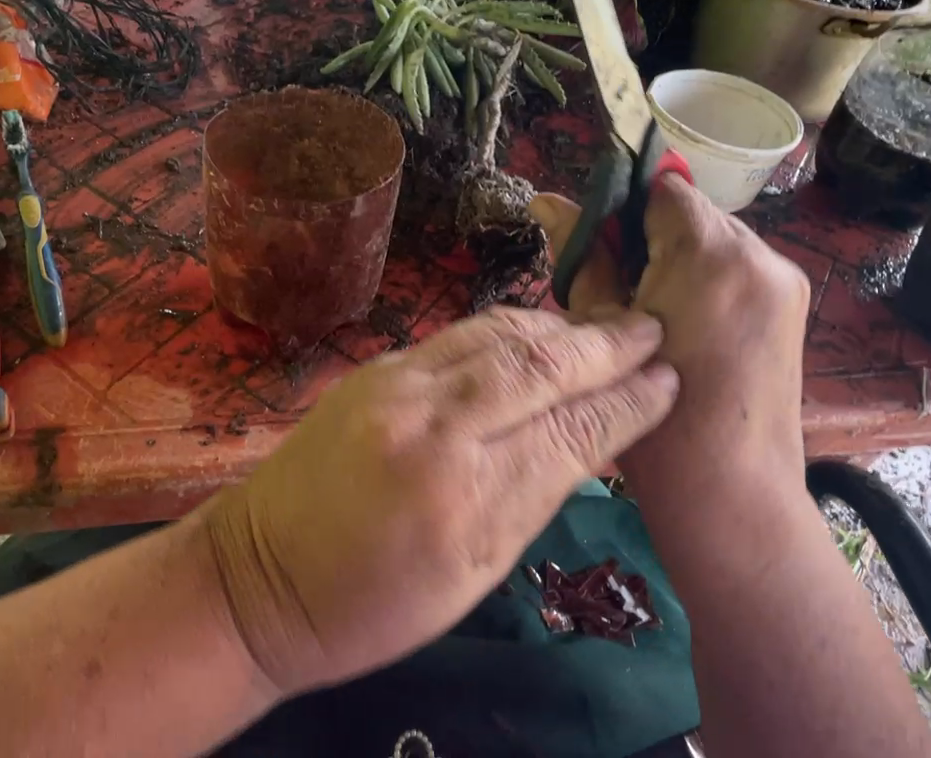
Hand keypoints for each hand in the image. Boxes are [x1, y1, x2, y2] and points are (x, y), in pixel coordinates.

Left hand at [200, 308, 676, 695]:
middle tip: (653, 329)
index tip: (671, 379)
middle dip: (605, 346)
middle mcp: (432, 424)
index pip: (570, 431)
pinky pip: (458, 336)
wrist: (260, 573)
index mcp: (465, 498)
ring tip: (604, 329)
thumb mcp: (472, 572)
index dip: (628, 401)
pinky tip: (535, 333)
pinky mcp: (374, 369)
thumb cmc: (374, 602)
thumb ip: (534, 493)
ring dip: (559, 328)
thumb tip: (594, 436)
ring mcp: (396, 386)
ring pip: (497, 336)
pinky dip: (509, 330)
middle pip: (538, 366)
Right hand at [529, 171, 809, 504]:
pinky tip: (684, 327)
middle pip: (690, 212)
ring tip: (650, 313)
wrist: (730, 494)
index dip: (622, 208)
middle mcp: (759, 253)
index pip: (661, 186)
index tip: (599, 247)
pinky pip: (738, 268)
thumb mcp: (600, 327)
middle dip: (650, 236)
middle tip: (616, 287)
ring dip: (678, 258)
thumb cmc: (651, 419)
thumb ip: (580, 254)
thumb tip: (548, 201)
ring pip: (715, 239)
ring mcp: (785, 280)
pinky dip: (707, 280)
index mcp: (709, 252)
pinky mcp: (794, 307)